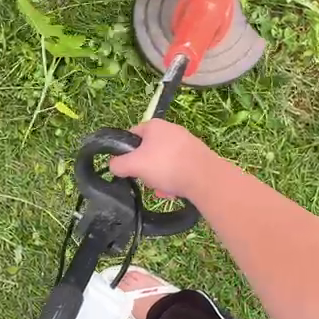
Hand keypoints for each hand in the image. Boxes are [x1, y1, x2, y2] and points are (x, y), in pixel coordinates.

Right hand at [108, 119, 225, 200]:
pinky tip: (175, 192)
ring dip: (159, 179)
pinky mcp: (197, 157)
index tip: (127, 167)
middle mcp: (171, 130)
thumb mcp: (134, 165)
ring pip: (163, 163)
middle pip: (148, 152)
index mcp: (154, 125)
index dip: (125, 152)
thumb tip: (113, 166)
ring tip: (162, 191)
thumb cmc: (166, 165)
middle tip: (146, 181)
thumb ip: (117, 164)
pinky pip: (178, 169)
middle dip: (145, 170)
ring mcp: (186, 143)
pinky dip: (174, 180)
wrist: (205, 178)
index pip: (131, 135)